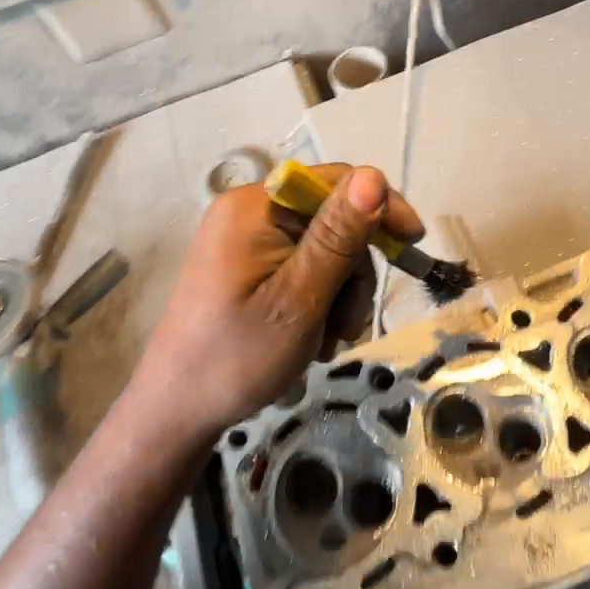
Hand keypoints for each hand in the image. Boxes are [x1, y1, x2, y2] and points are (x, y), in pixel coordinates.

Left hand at [133, 164, 424, 439]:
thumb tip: (375, 176)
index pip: (336, 182)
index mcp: (256, 207)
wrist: (177, 412)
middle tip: (348, 325)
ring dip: (339, 295)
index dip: (379, 209)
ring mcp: (246, 241)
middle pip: (334, 220)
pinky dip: (318, 302)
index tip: (413, 244)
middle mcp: (249, 212)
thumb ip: (339, 237)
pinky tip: (311, 338)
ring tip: (327, 341)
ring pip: (324, 250)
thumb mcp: (300, 298)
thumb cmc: (237, 357)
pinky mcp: (247, 268)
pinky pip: (302, 269)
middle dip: (352, 271)